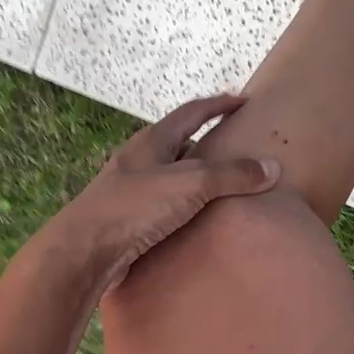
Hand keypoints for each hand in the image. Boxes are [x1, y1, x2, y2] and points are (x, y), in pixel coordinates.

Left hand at [9, 94, 279, 302]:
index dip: (218, 105)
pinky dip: (185, 205)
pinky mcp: (126, 220)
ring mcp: (130, 190)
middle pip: (179, 142)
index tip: (242, 101)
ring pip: (171, 176)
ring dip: (196, 177)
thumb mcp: (192, 184)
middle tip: (238, 146)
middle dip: (207, 141)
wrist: (81, 253)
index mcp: (152, 141)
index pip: (192, 112)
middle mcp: (139, 160)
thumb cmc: (134, 207)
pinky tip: (198, 222)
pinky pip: (164, 204)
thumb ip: (233, 174)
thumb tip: (272, 167)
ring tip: (225, 187)